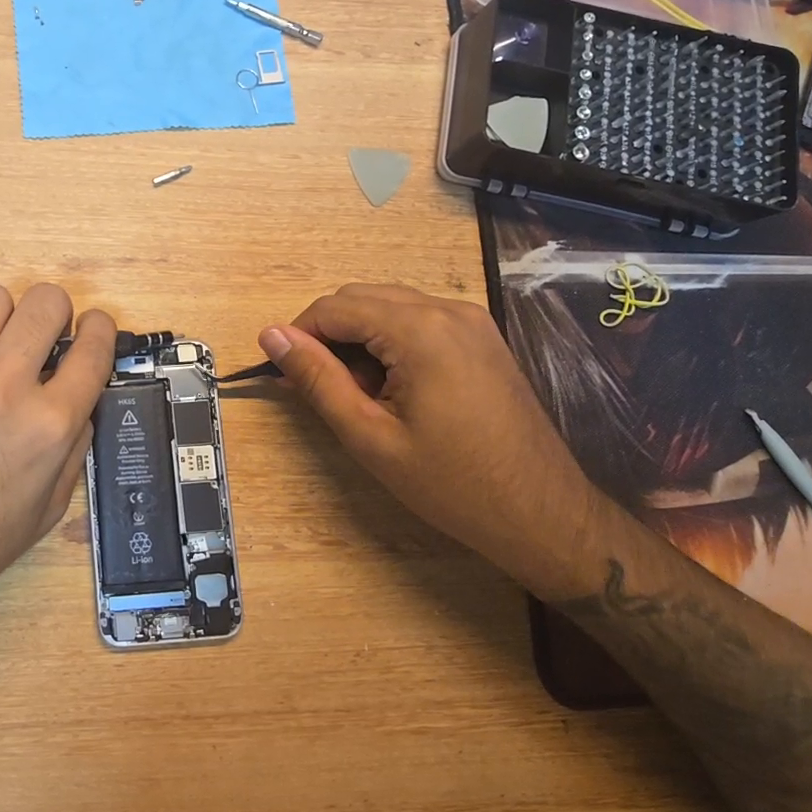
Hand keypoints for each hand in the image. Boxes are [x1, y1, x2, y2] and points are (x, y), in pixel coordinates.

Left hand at [0, 283, 116, 635]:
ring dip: (1, 319)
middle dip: (53, 315)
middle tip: (40, 337)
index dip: (99, 330)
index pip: (92, 348)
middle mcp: (0, 388)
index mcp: (46, 427)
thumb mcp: (47, 509)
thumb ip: (74, 444)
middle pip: (46, 303)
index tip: (91, 327)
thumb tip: (80, 393)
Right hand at [258, 284, 601, 594]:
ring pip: (389, 307)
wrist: (540, 512)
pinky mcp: (482, 338)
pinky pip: (419, 321)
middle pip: (361, 299)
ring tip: (356, 396)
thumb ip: (318, 378)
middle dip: (328, 336)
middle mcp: (448, 309)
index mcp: (420, 329)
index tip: (284, 376)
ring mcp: (471, 321)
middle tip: (317, 390)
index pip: (335, 307)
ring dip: (359, 340)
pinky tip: (390, 389)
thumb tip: (271, 335)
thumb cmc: (450, 483)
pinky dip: (390, 343)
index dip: (299, 335)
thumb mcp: (369, 435)